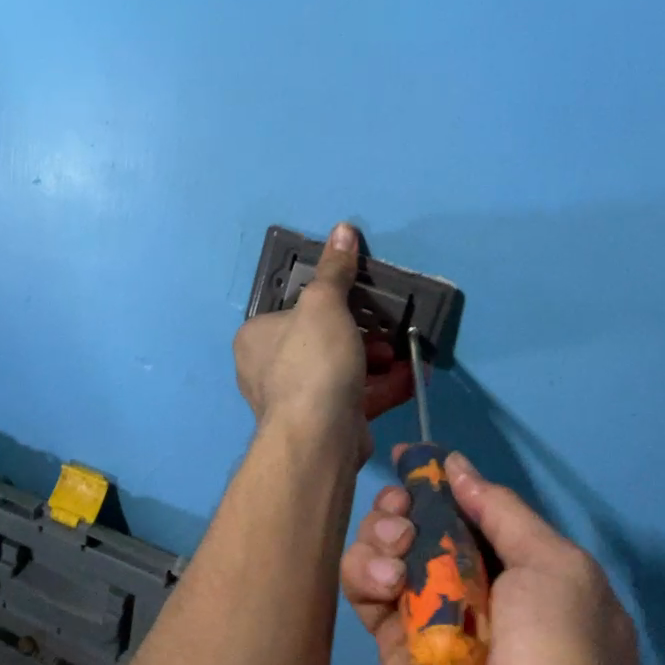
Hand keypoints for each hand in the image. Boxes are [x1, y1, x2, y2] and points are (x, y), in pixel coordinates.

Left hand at [232, 222, 415, 461]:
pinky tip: (409, 377)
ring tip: (402, 353)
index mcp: (255, 338)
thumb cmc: (313, 361)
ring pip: (339, 372)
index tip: (358, 304)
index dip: (327, 305)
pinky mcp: (322, 426)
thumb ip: (335, 270)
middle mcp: (266, 370)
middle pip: (319, 342)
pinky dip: (381, 387)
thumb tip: (343, 228)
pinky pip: (354, 398)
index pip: (289, 312)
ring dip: (374, 361)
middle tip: (386, 331)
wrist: (319, 437)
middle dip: (359, 335)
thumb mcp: (324, 303)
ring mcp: (294, 402)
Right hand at [341, 449, 639, 664]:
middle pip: (424, 523)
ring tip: (396, 544)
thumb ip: (503, 510)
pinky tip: (385, 580)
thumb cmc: (557, 650)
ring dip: (383, 531)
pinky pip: (366, 587)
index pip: (475, 513)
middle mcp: (479, 591)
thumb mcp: (558, 569)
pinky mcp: (393, 642)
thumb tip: (456, 466)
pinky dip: (364, 571)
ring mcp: (433, 616)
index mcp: (529, 576)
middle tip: (403, 504)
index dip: (442, 482)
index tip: (411, 456)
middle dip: (406, 502)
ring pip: (389, 548)